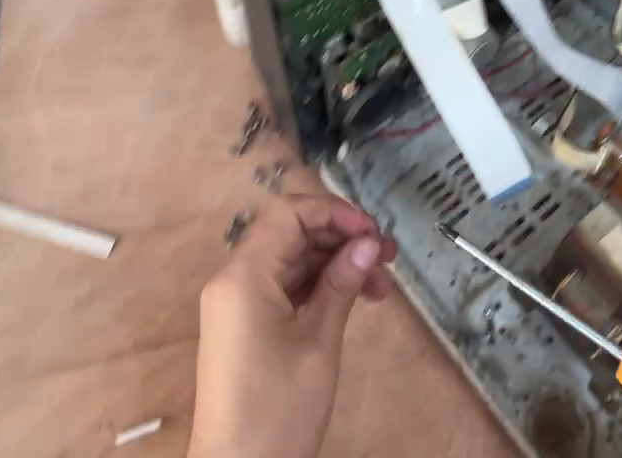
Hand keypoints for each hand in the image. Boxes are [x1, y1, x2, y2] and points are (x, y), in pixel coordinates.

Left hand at [188, 194, 397, 457]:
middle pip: (291, 234)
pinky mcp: (243, 325)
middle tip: (387, 256)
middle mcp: (234, 280)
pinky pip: (282, 287)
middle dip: (340, 238)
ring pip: (290, 260)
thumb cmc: (278, 409)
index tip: (373, 232)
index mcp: (244, 275)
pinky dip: (317, 286)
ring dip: (334, 264)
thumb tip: (368, 244)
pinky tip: (352, 298)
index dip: (335, 213)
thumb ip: (341, 284)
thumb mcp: (318, 341)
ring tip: (379, 284)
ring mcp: (236, 304)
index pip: (289, 214)